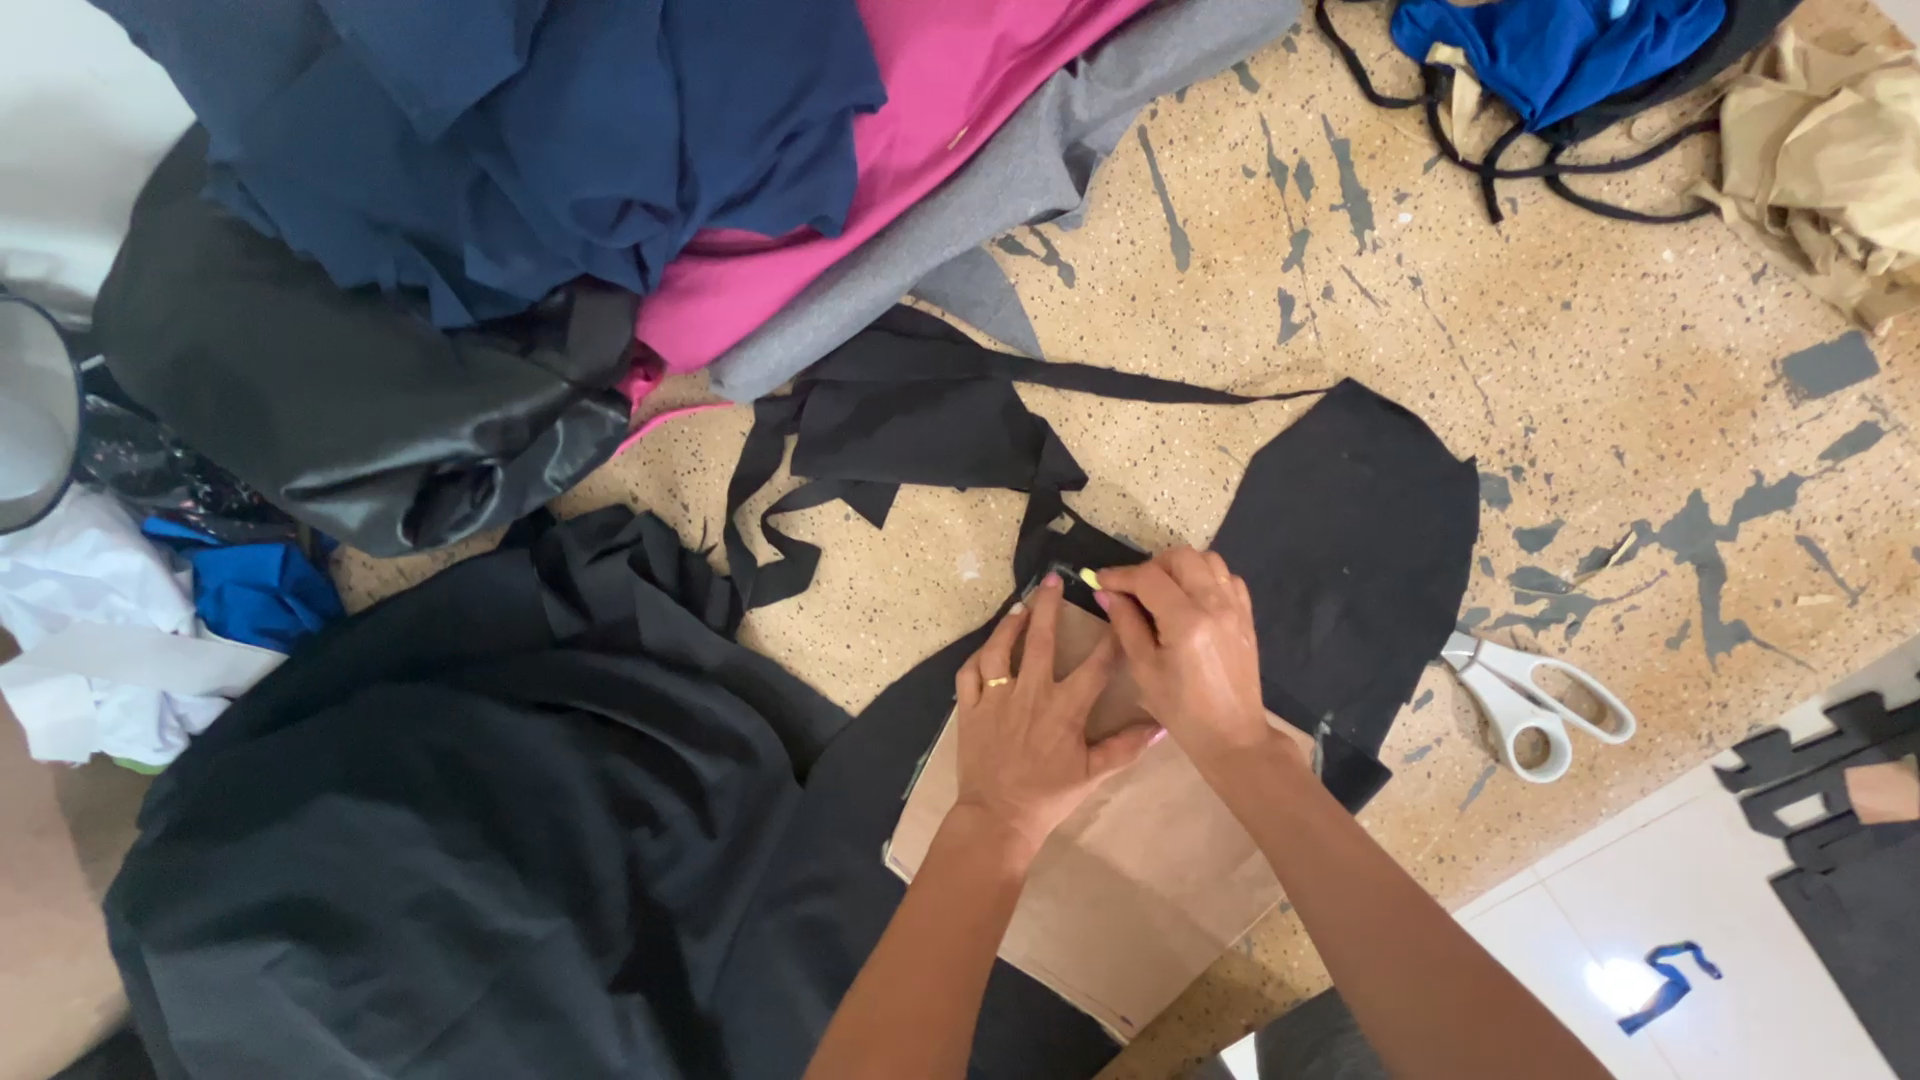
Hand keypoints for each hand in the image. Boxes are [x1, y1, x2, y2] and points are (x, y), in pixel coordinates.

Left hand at [951, 572, 1163, 861]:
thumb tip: (1162, 726)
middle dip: (1049, 606)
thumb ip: (1126, 747)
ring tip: (1021, 605)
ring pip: (1000, 649)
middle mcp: (1030, 694)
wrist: (998, 817)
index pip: (1095, 665)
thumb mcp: (1093, 774)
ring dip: (1010, 624)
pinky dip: (977, 656)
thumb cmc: (1049, 797)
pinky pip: (970, 673)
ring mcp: (996, 698)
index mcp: (1064, 708)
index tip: (1119, 613)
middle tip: (1053, 580)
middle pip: (1041, 640)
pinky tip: (987, 646)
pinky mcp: (970, 708)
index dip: (1110, 638)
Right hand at [1096, 548, 1291, 769]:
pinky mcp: (1246, 615)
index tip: (1100, 580)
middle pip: (1181, 557)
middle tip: (1134, 589)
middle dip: (1151, 566)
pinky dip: (1206, 578)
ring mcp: (1235, 608)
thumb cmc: (1181, 709)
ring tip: (1163, 590)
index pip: (1148, 578)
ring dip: (1180, 567)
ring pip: (1208, 560)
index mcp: (1187, 622)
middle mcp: (1215, 605)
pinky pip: (1227, 578)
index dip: (1120, 575)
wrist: (1232, 734)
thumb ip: (1125, 624)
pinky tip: (1191, 599)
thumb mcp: (1144, 669)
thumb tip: (1106, 593)